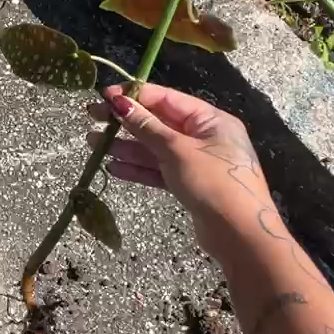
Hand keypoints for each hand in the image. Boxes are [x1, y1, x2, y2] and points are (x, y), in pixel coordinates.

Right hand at [86, 84, 280, 255]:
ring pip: (154, 148)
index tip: (103, 96)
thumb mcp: (176, 150)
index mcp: (210, 121)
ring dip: (125, 146)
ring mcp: (196, 162)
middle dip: (125, 122)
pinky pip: (158, 169)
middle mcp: (204, 137)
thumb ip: (145, 126)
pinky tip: (113, 168)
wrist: (241, 237)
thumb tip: (119, 103)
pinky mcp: (189, 184)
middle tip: (92, 117)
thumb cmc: (213, 183)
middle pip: (157, 123)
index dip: (133, 96)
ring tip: (93, 144)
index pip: (165, 99)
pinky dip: (137, 168)